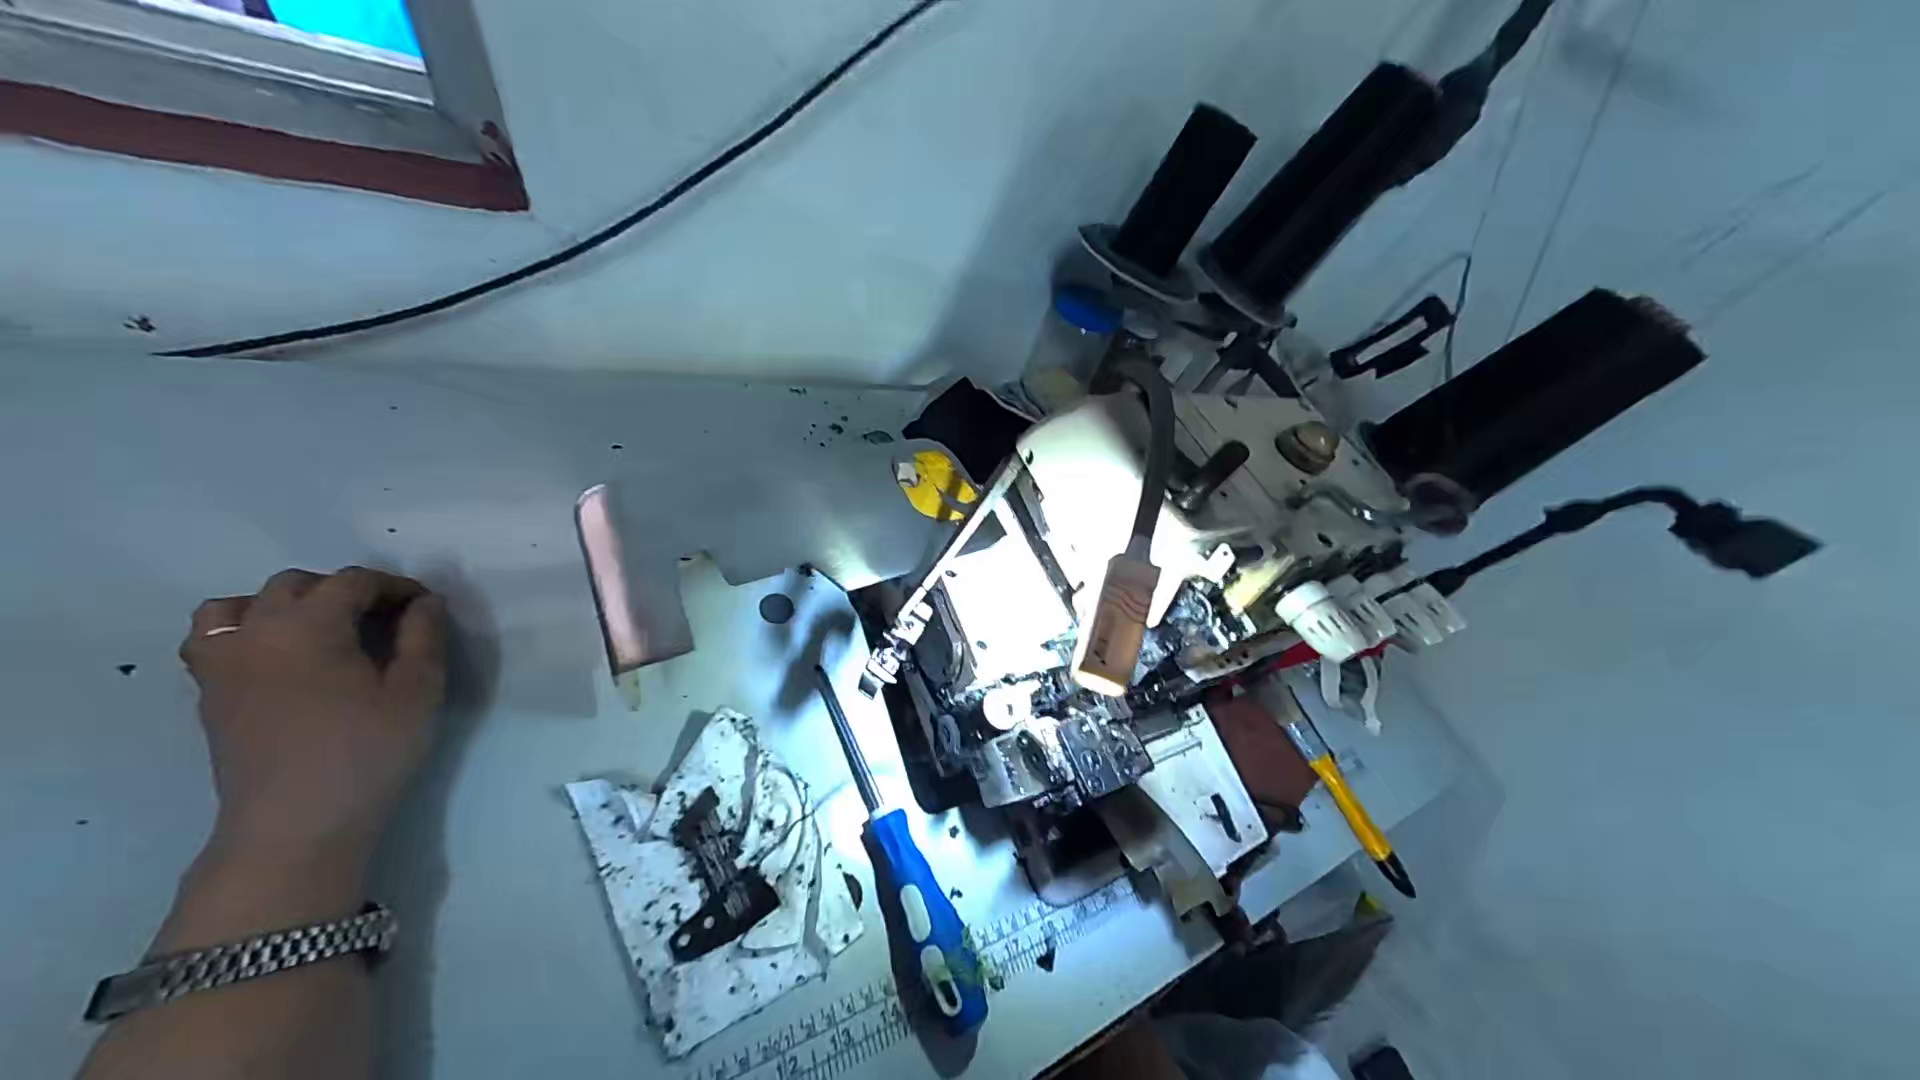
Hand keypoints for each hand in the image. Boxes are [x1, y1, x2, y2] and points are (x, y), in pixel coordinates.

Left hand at [180, 567, 446, 870]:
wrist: (297, 822)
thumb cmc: (368, 750)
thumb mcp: (418, 689)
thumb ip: (424, 636)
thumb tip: (425, 602)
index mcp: (307, 626)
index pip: (352, 581)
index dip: (395, 586)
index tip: (426, 607)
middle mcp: (254, 634)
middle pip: (295, 585)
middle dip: (344, 590)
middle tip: (384, 619)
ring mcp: (221, 665)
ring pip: (237, 607)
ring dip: (283, 605)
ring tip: (322, 630)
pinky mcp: (210, 695)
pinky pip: (213, 641)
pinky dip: (247, 632)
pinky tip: (284, 658)